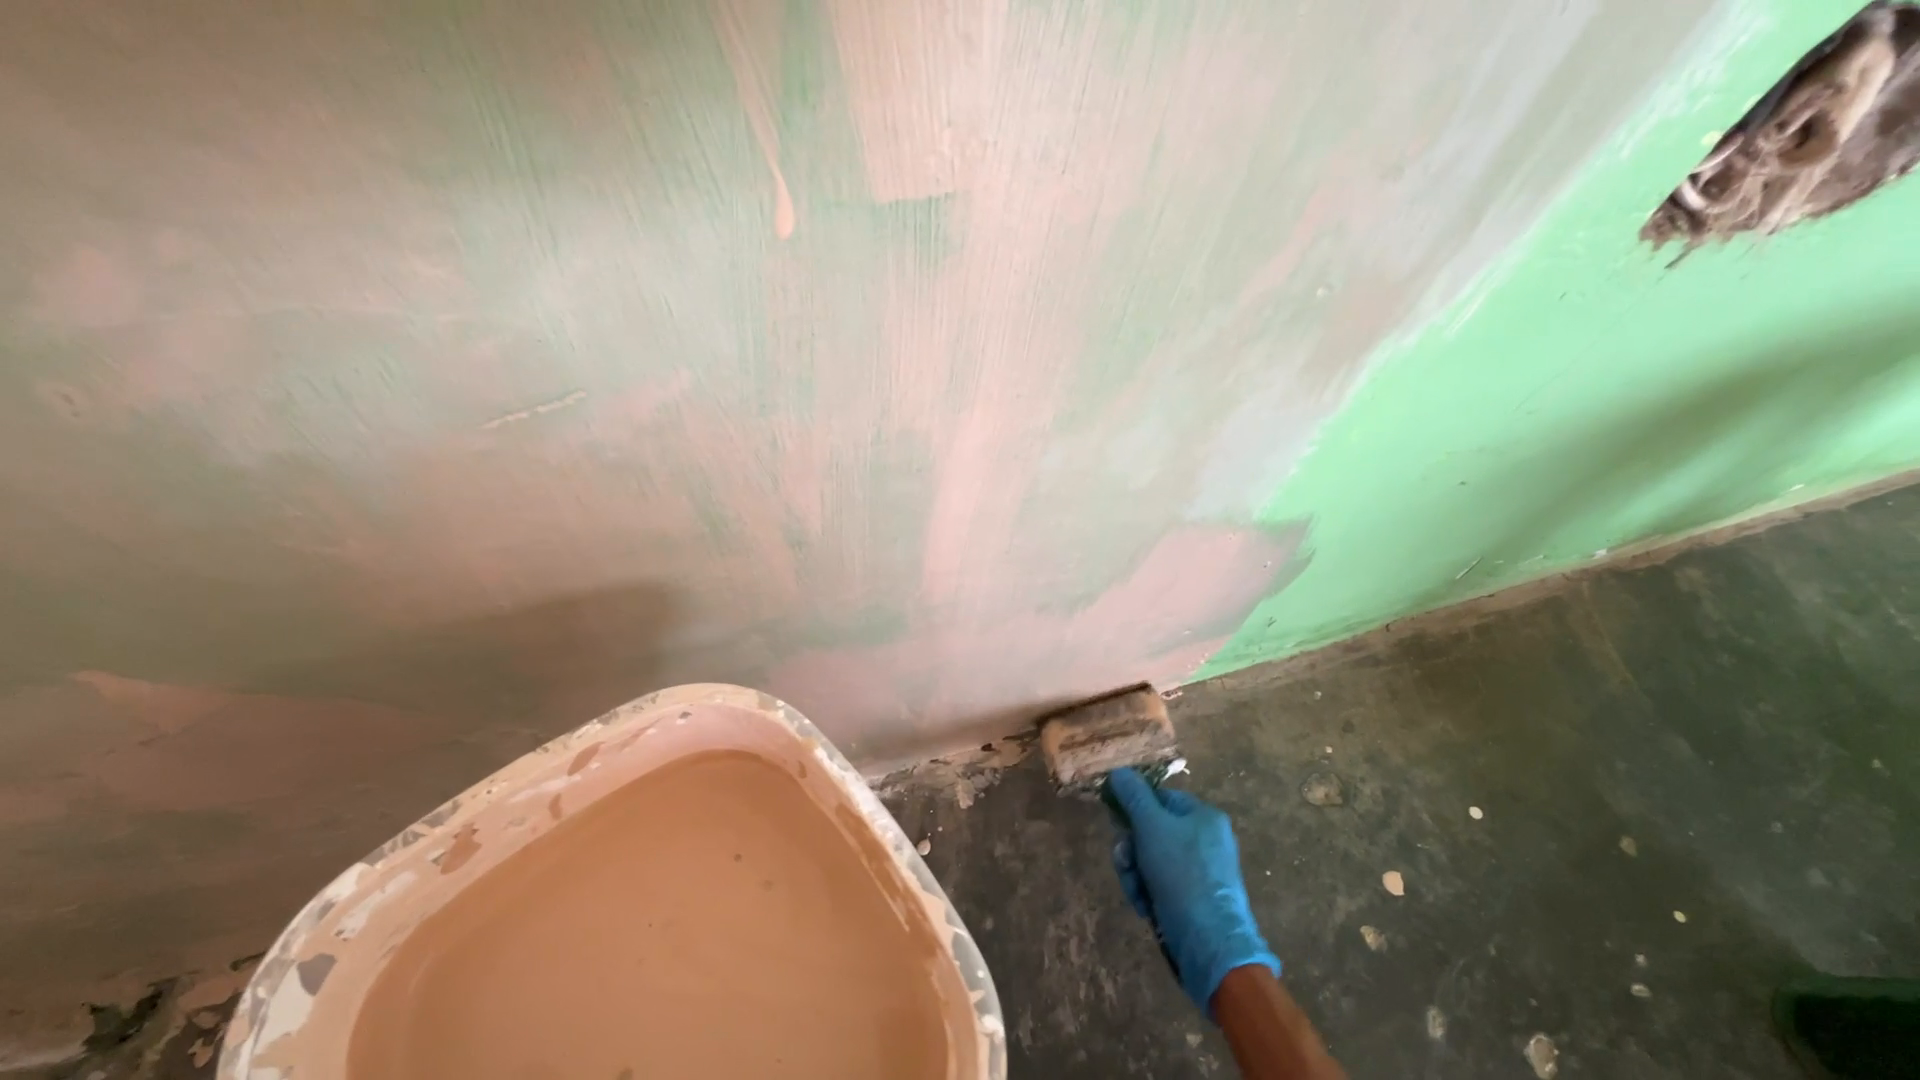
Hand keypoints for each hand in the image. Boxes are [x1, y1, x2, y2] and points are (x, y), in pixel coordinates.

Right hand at [1108, 767, 1279, 1015]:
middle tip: (1126, 864)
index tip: (1116, 824)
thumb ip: (1133, 796)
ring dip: (1135, 873)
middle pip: (1152, 829)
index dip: (1134, 808)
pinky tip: (1146, 907)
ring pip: (1151, 859)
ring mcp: (1201, 870)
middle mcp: (1206, 839)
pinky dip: (1148, 892)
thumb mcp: (1152, 826)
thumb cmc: (1181, 874)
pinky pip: (1161, 883)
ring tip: (1138, 893)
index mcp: (1203, 815)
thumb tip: (1119, 771)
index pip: (1159, 797)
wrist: (1209, 941)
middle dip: (1132, 848)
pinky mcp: (1194, 898)